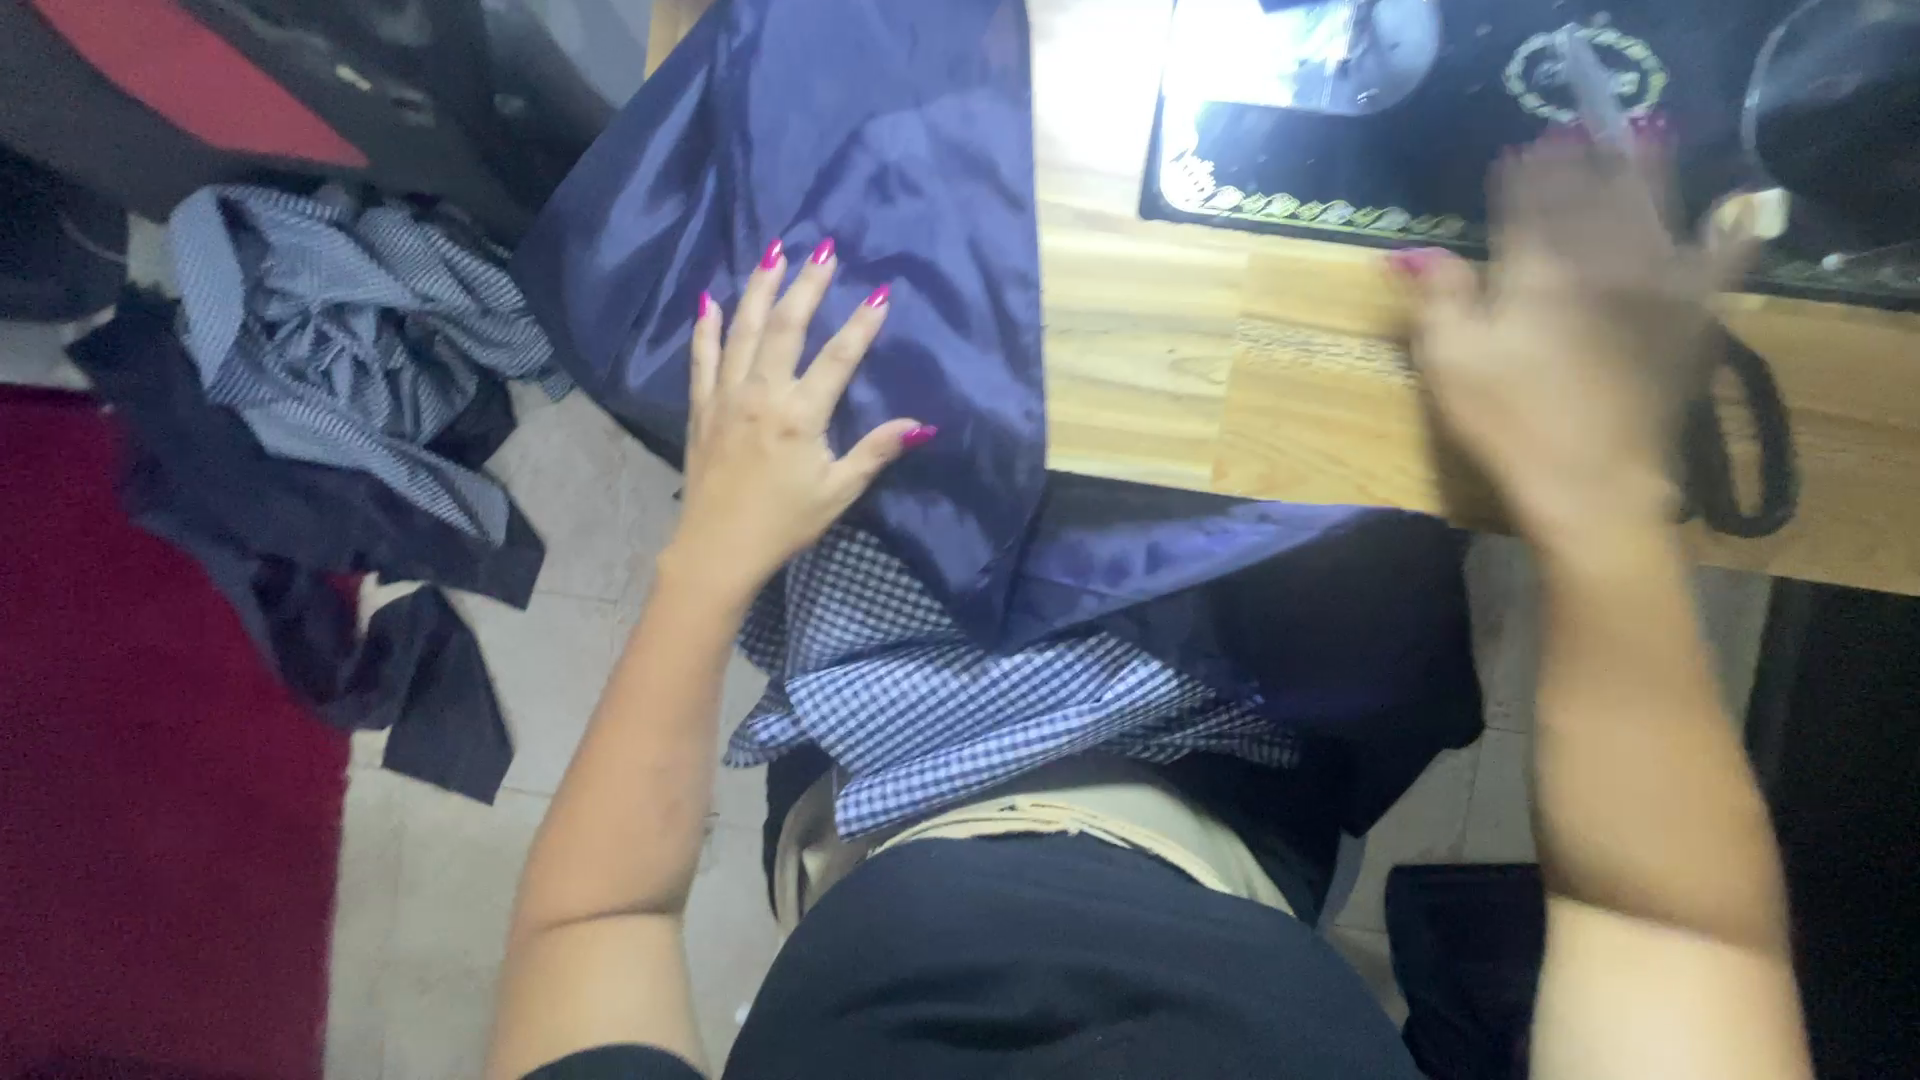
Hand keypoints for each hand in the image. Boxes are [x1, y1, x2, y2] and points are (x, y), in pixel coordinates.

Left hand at [659, 238, 933, 604]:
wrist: (718, 548)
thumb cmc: (785, 522)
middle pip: (787, 328)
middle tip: (823, 249)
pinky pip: (702, 358)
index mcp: (801, 415)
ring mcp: (726, 396)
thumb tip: (920, 425)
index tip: (879, 293)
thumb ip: (875, 452)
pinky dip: (706, 327)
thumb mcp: (838, 491)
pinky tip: (711, 300)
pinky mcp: (701, 408)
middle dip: (808, 286)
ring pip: (743, 331)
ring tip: (773, 254)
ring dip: (761, 290)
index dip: (861, 324)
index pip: (838, 358)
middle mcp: (762, 393)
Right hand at [1392, 122, 1753, 544]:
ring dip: (1641, 174)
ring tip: (1638, 144)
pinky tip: (1727, 213)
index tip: (1518, 151)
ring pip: (1651, 212)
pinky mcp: (1690, 318)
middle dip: (1583, 164)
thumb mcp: (1449, 362)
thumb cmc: (1504, 420)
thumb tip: (1411, 252)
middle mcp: (1603, 262)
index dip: (1522, 176)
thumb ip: (1437, 298)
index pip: (1528, 207)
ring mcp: (1656, 287)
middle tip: (1578, 136)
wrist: (1591, 477)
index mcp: (1536, 273)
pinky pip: (1717, 261)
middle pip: (1593, 198)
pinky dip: (1724, 231)